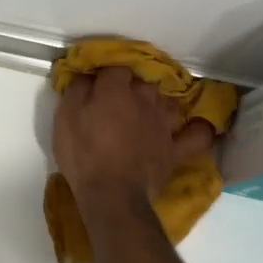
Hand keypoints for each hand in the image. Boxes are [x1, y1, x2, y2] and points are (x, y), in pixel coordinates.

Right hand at [54, 67, 214, 210]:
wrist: (111, 193)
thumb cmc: (82, 153)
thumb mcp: (65, 117)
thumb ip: (77, 90)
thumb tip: (87, 75)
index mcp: (115, 90)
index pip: (115, 69)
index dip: (105, 76)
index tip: (95, 87)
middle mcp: (144, 100)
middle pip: (143, 83)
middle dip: (131, 88)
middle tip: (115, 103)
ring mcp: (164, 124)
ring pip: (168, 102)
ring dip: (158, 103)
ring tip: (146, 113)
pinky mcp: (176, 149)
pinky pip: (197, 135)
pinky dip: (198, 129)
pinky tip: (193, 127)